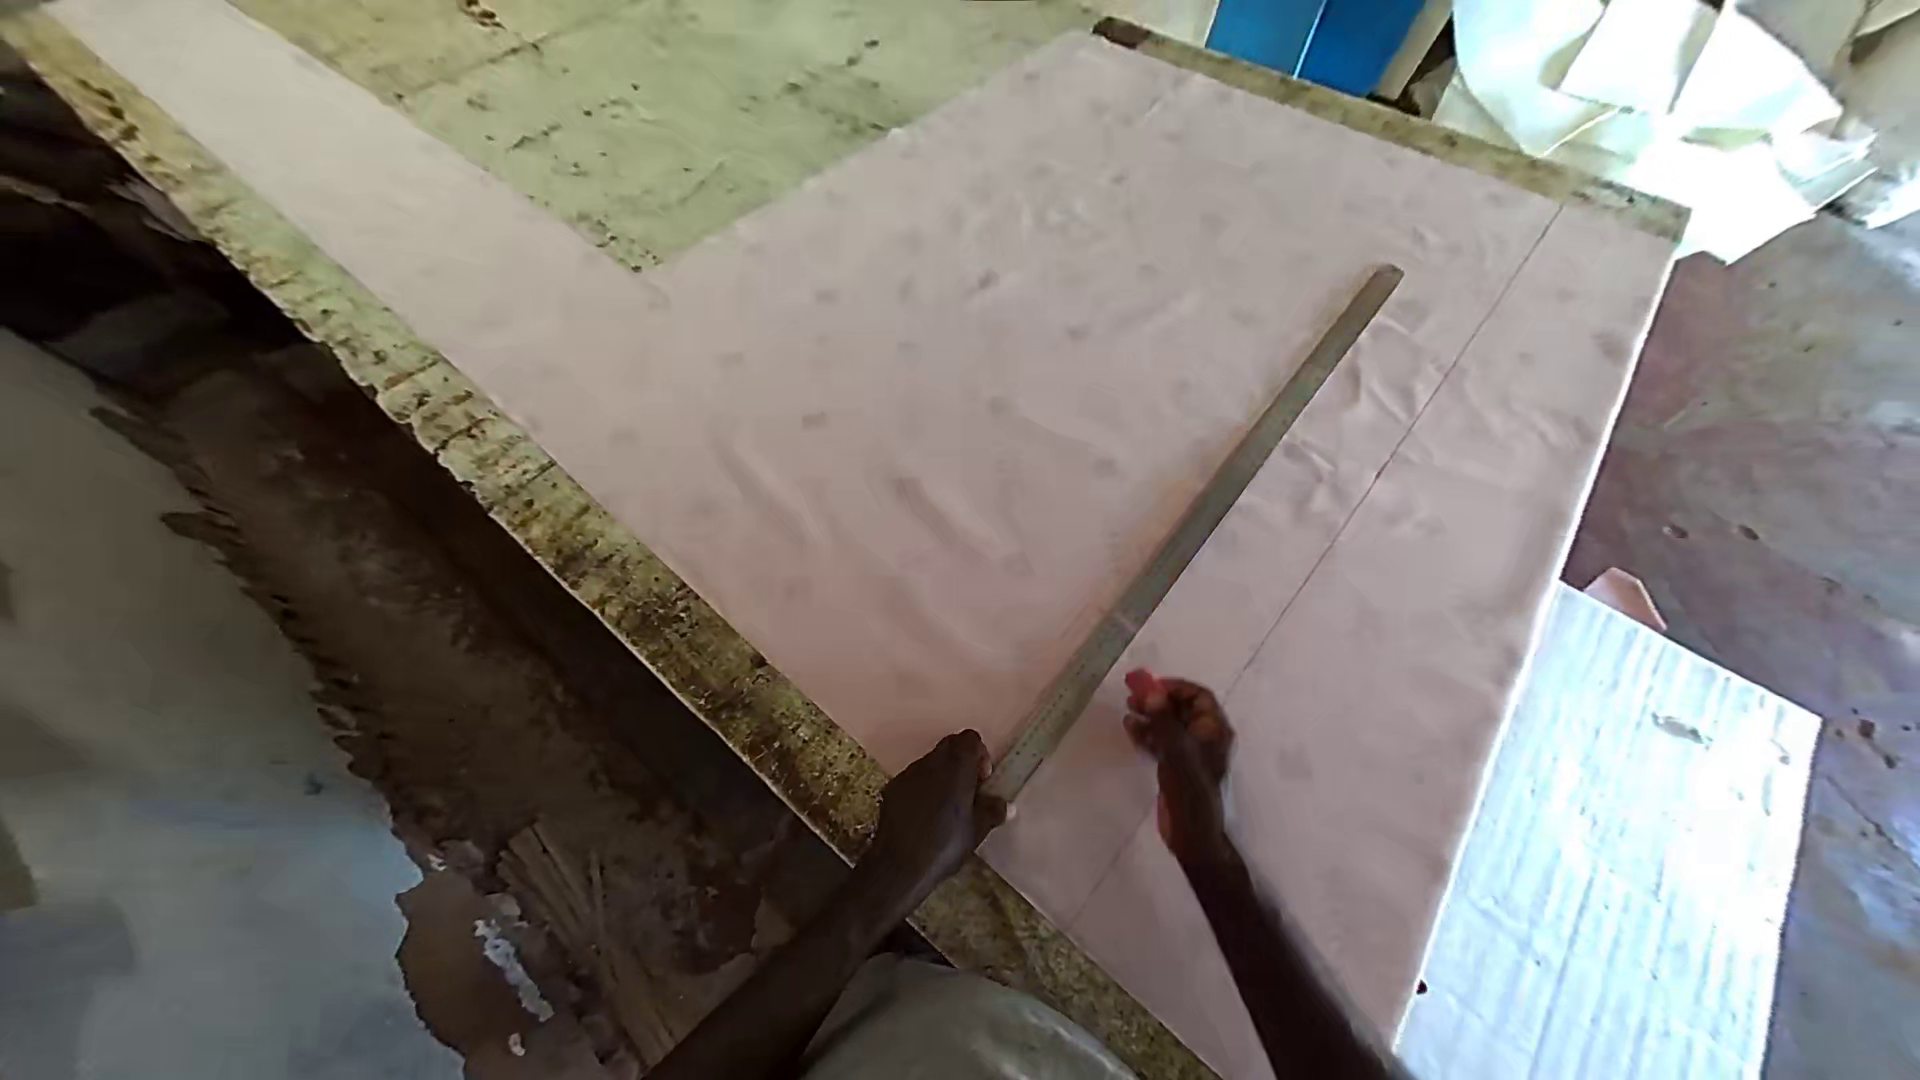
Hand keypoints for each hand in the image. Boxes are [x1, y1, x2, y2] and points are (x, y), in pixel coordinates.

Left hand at [862, 730, 1008, 898]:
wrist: (900, 863)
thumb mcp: (978, 830)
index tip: (982, 780)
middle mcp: (932, 761)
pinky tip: (924, 814)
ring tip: (946, 805)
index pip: (970, 739)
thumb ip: (993, 811)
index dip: (980, 755)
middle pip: (950, 745)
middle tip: (968, 789)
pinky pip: (913, 777)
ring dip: (942, 774)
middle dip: (962, 761)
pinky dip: (923, 787)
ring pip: (931, 761)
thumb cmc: (946, 843)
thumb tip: (1006, 805)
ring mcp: (909, 772)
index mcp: (957, 765)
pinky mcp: (893, 787)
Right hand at [1125, 669, 1234, 865]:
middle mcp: (1205, 737)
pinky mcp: (1176, 766)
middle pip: (1181, 708)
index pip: (1198, 696)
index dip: (1174, 687)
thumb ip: (1162, 719)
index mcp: (1214, 730)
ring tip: (1128, 708)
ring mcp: (1190, 753)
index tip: (1150, 686)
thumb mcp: (1177, 751)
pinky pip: (1161, 741)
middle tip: (1132, 695)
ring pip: (1169, 724)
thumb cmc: (1190, 790)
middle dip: (1157, 699)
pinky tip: (1129, 728)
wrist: (1192, 835)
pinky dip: (1147, 732)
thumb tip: (1148, 690)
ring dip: (1149, 714)